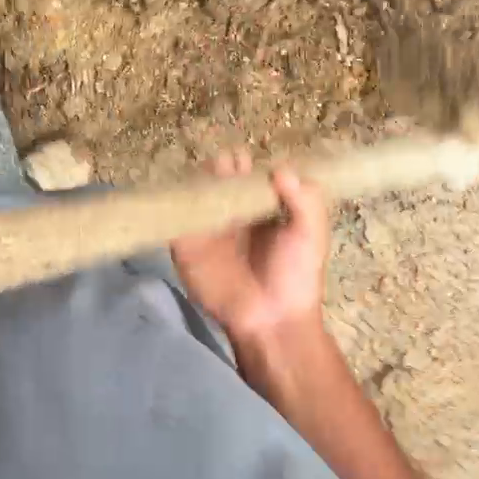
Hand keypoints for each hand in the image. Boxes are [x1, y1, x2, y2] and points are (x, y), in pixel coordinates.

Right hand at [170, 151, 330, 346]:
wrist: (270, 320)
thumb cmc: (295, 277)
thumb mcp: (310, 238)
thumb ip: (305, 203)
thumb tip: (281, 169)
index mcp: (258, 207)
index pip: (246, 175)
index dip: (244, 163)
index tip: (244, 158)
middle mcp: (228, 212)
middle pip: (216, 178)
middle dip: (219, 166)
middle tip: (226, 166)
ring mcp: (203, 225)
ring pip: (192, 192)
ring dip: (195, 181)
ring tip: (207, 180)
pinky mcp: (182, 242)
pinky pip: (170, 216)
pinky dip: (168, 203)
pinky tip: (176, 195)